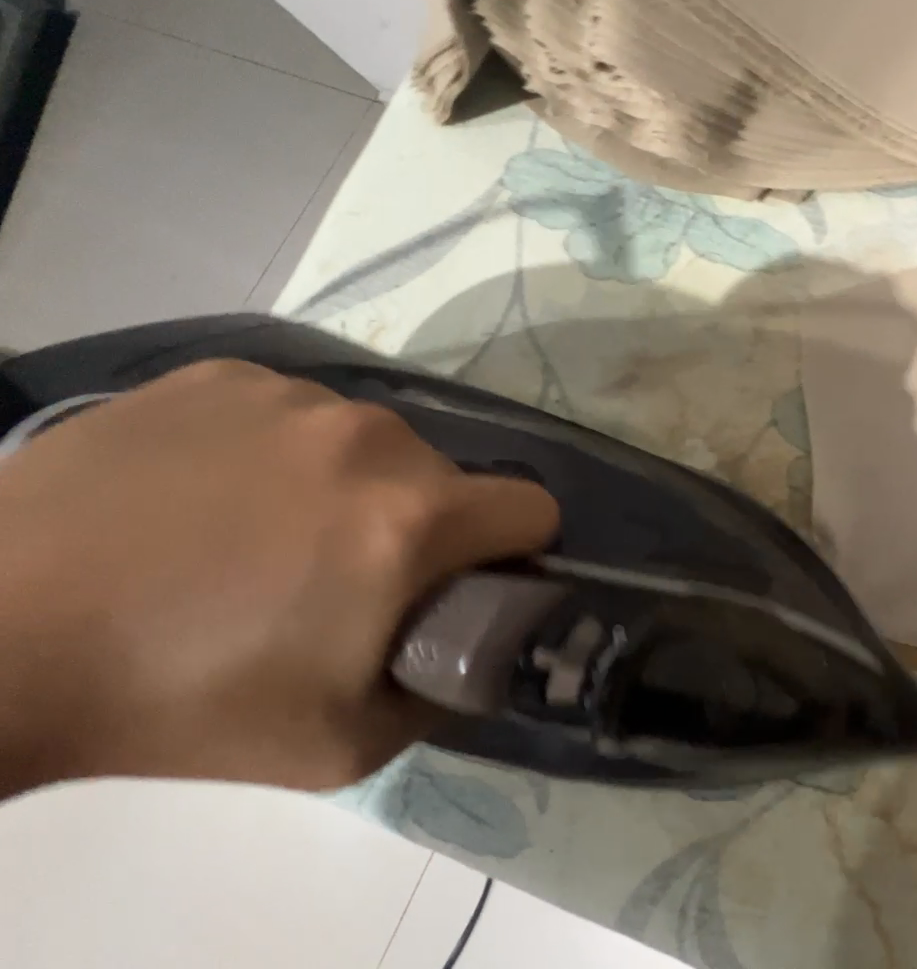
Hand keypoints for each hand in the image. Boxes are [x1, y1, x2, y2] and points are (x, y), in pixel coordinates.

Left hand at [0, 360, 558, 794]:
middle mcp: (372, 439)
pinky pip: (298, 410)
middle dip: (424, 524)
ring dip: (353, 484)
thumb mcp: (348, 743)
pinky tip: (214, 495)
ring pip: (376, 441)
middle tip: (345, 578)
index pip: (533, 510)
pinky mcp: (221, 377)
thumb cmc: (179, 702)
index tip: (461, 585)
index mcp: (414, 519)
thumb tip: (480, 653)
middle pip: (451, 477)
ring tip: (266, 534)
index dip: (514, 553)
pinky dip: (282, 450)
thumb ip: (445, 691)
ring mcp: (293, 398)